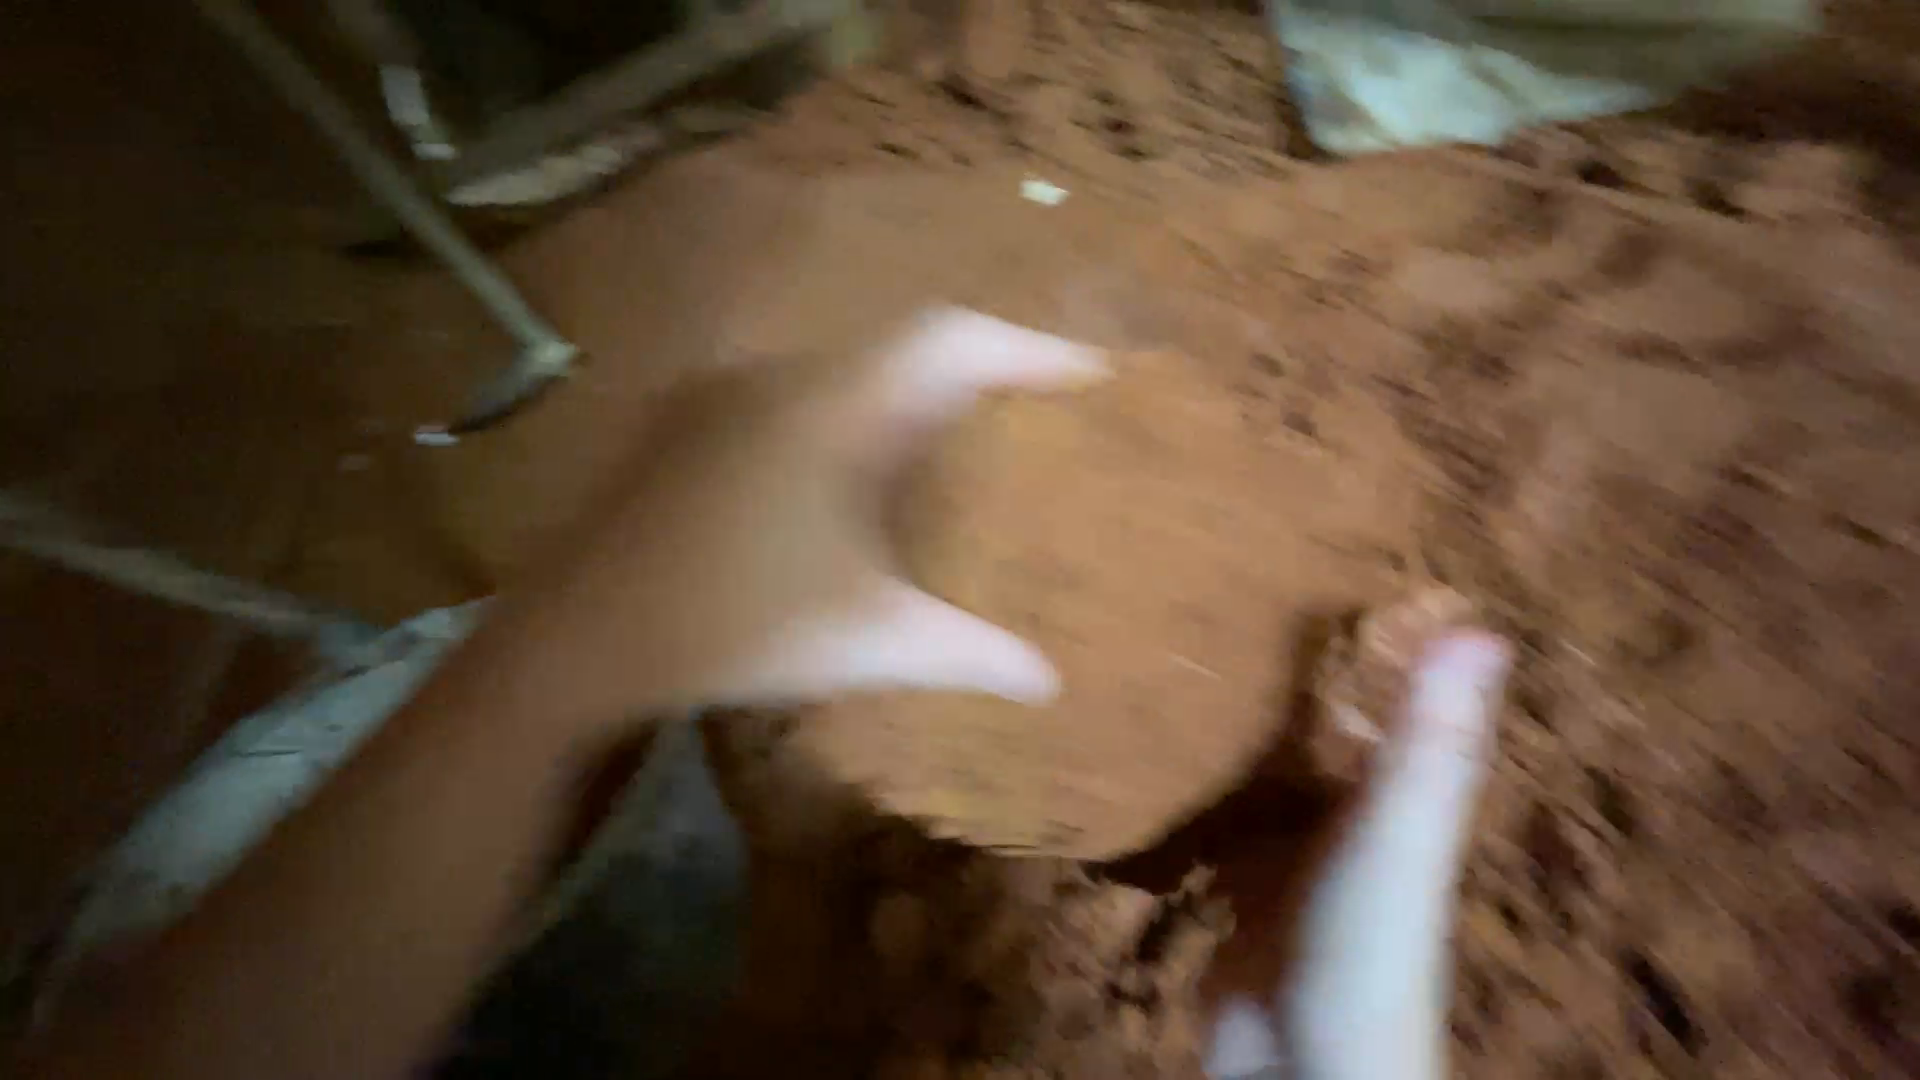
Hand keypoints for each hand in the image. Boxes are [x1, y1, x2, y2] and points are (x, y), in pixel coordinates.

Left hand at [464, 307, 1108, 727]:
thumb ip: (965, 654)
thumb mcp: (866, 644)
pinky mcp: (691, 425)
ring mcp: (725, 397)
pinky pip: (800, 396)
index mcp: (828, 413)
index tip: (1087, 372)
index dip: (1027, 347)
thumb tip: (1048, 684)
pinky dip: (854, 418)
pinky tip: (861, 473)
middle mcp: (777, 381)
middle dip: (977, 375)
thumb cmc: (731, 633)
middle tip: (1034, 412)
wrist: (574, 647)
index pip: (949, 341)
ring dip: (910, 399)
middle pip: (904, 348)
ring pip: (847, 371)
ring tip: (960, 441)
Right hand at [1119, 630, 1510, 1079]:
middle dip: (1262, 673)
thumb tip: (1483, 628)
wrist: (1300, 1064)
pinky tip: (1141, 747)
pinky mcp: (1229, 880)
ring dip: (1218, 724)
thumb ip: (1427, 744)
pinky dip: (1182, 783)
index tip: (1295, 569)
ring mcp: (1277, 849)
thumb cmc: (1362, 940)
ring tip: (1164, 659)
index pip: (1364, 695)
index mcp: (1382, 792)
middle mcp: (1332, 811)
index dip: (1345, 636)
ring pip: (1248, 768)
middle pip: (1296, 726)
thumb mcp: (1400, 837)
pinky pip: (1206, 815)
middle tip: (1203, 604)